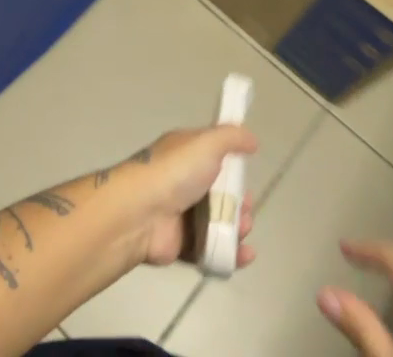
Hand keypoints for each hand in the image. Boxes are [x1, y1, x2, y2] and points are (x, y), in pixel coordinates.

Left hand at [117, 125, 258, 267]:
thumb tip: (252, 139)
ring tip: (243, 229)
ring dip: (238, 227)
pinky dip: (230, 253)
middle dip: (240, 202)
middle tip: (246, 208)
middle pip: (220, 194)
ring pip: (218, 223)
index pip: (213, 157)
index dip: (232, 166)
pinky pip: (211, 250)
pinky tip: (245, 254)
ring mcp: (181, 215)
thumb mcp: (206, 143)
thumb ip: (231, 137)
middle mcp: (182, 183)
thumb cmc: (174, 172)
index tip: (246, 172)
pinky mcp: (181, 244)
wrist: (140, 213)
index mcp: (184, 155)